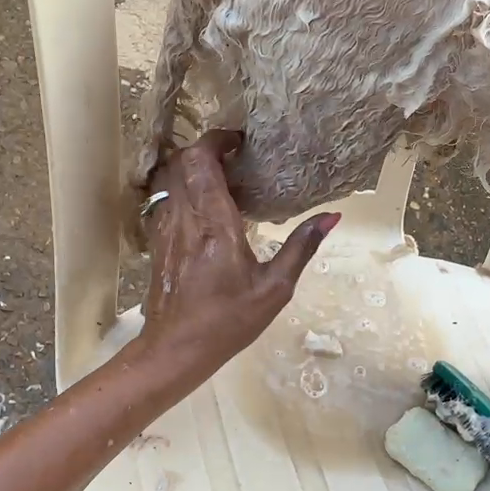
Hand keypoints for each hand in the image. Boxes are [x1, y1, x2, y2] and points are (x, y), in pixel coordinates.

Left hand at [139, 130, 337, 374]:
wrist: (174, 350)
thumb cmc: (228, 320)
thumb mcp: (275, 288)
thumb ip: (301, 247)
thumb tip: (331, 216)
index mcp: (214, 223)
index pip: (202, 161)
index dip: (217, 140)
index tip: (240, 141)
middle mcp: (184, 218)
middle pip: (181, 162)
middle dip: (206, 149)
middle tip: (236, 155)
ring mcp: (165, 229)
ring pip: (169, 179)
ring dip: (193, 169)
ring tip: (224, 177)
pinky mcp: (157, 242)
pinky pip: (166, 200)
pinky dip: (185, 190)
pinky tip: (207, 208)